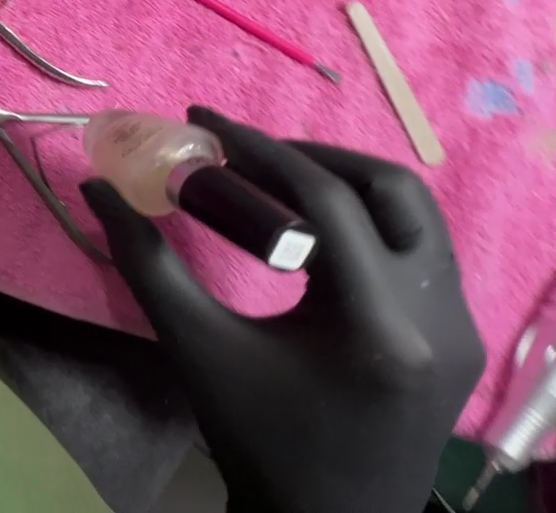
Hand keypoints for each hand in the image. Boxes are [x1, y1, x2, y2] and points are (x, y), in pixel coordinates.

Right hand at [81, 109, 484, 512]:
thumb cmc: (255, 433)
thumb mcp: (191, 343)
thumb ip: (142, 258)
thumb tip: (95, 188)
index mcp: (376, 323)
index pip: (326, 200)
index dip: (258, 148)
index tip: (204, 121)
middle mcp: (438, 316)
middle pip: (392, 192)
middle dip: (310, 153)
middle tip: (243, 149)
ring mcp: (460, 328)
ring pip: (416, 215)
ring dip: (343, 179)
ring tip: (273, 175)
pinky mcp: (457, 337)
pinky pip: (420, 246)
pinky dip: (364, 215)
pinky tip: (310, 224)